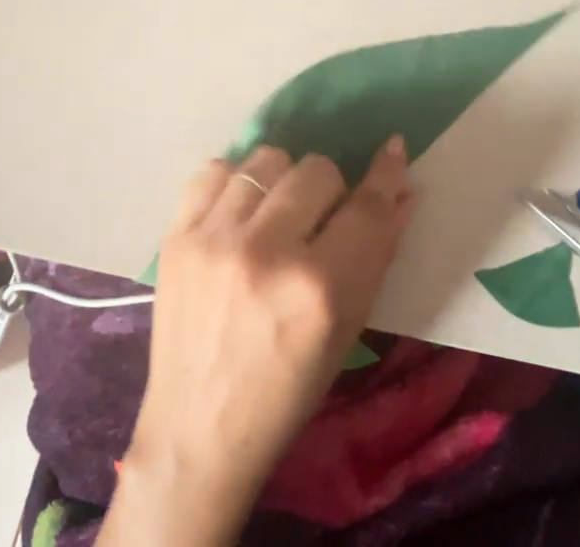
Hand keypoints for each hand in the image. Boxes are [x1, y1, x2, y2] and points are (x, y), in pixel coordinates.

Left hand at [100, 139, 416, 546]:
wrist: (201, 426)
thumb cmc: (289, 388)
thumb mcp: (348, 328)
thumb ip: (378, 254)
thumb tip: (402, 192)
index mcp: (318, 289)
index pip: (365, 206)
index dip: (386, 174)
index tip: (393, 151)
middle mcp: (266, 253)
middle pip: (316, 170)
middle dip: (330, 190)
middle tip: (320, 223)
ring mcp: (214, 240)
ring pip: (267, 160)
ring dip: (284, 181)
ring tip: (278, 216)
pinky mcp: (177, 237)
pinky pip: (215, 170)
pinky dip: (236, 182)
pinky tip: (240, 214)